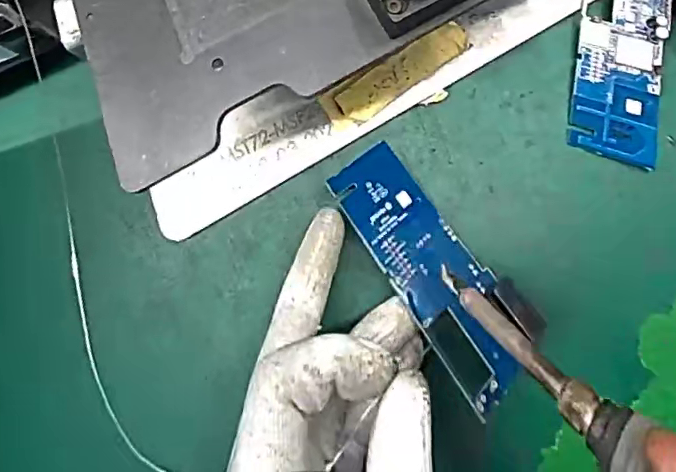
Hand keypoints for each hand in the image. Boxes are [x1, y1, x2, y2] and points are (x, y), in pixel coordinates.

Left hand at [227, 209, 431, 471]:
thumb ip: (396, 452)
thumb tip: (410, 378)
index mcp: (265, 461)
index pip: (283, 370)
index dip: (337, 349)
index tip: (386, 362)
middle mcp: (273, 449)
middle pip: (290, 347)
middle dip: (313, 281)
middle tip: (331, 227)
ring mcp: (296, 458)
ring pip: (325, 379)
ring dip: (370, 337)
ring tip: (406, 311)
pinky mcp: (320, 468)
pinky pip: (347, 413)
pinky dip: (381, 383)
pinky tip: (408, 363)